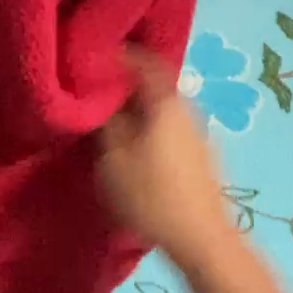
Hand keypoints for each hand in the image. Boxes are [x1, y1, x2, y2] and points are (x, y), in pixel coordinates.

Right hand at [97, 47, 236, 271]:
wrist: (200, 239)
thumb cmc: (150, 194)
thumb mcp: (112, 157)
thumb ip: (105, 119)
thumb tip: (100, 93)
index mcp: (165, 100)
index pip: (143, 59)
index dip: (118, 54)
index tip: (92, 58)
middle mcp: (187, 107)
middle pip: (153, 84)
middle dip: (124, 85)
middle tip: (95, 92)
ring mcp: (198, 132)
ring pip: (160, 108)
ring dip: (137, 110)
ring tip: (109, 122)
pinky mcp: (201, 155)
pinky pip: (169, 128)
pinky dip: (149, 128)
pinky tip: (134, 147)